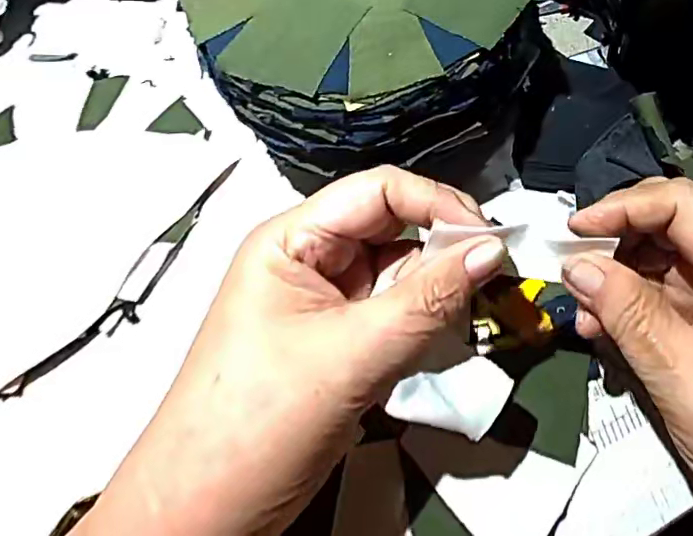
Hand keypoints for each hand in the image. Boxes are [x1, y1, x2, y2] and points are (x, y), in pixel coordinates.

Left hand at [76, 166, 506, 535]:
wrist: (199, 529)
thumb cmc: (246, 436)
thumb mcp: (352, 357)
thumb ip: (431, 298)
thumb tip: (494, 250)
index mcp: (292, 242)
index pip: (382, 191)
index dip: (437, 203)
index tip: (483, 236)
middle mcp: (313, 258)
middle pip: (399, 222)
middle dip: (445, 243)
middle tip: (487, 267)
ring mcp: (330, 296)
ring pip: (406, 262)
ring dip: (441, 281)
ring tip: (463, 306)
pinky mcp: (346, 331)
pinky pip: (404, 299)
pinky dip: (431, 310)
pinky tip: (443, 329)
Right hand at [564, 178, 692, 535]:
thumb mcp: (692, 384)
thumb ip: (634, 319)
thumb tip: (578, 266)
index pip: (684, 204)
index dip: (626, 206)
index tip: (574, 229)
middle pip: (674, 224)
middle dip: (619, 242)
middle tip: (571, 271)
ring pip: (666, 259)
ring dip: (621, 278)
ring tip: (584, 310)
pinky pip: (669, 294)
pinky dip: (634, 306)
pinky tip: (604, 328)